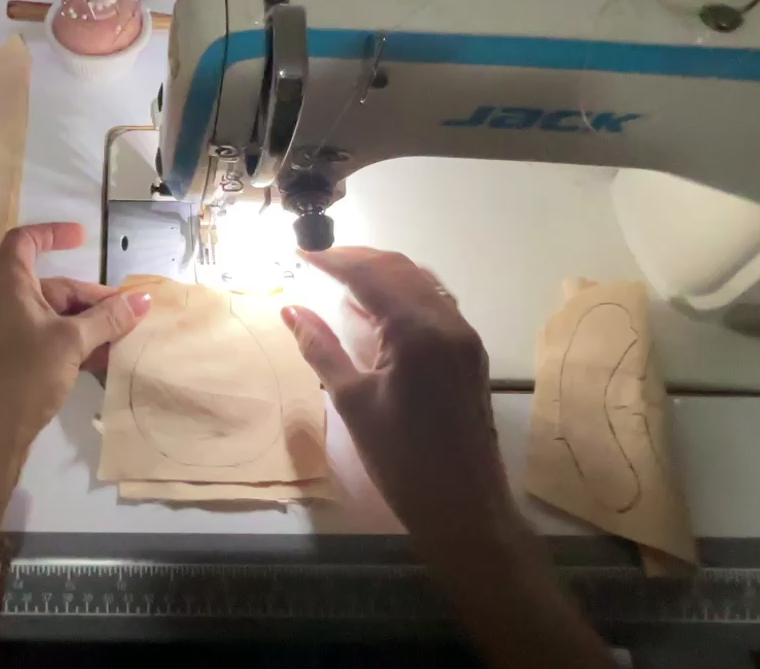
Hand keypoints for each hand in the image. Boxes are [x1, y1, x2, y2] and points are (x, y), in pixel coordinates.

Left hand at [0, 222, 150, 540]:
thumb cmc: (20, 376)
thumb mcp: (70, 343)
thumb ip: (107, 319)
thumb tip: (143, 299)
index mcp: (5, 285)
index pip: (24, 242)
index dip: (53, 233)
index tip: (83, 237)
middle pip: (49, 286)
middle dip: (89, 297)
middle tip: (126, 314)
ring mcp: (0, 335)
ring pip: (50, 317)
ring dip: (86, 325)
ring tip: (121, 341)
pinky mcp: (5, 364)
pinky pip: (43, 341)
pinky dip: (70, 345)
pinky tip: (100, 363)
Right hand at [282, 247, 514, 549]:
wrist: (466, 509)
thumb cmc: (401, 459)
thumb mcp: (352, 402)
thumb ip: (320, 348)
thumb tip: (291, 310)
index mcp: (417, 333)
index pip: (370, 275)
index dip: (332, 258)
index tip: (300, 251)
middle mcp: (447, 323)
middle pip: (398, 268)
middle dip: (357, 258)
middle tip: (318, 258)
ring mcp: (463, 336)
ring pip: (419, 280)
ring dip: (380, 271)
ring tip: (341, 276)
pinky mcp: (468, 351)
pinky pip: (433, 301)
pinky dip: (402, 291)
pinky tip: (377, 307)